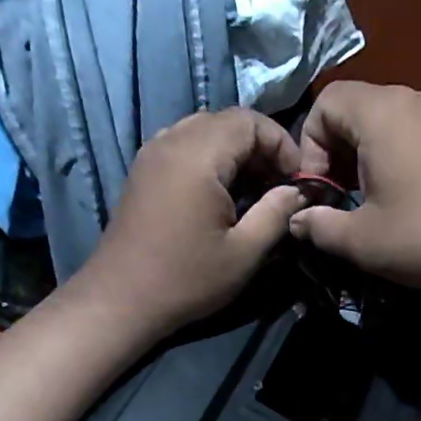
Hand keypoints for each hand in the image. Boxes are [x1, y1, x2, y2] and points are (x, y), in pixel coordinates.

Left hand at [74, 107, 305, 331]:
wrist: (122, 299)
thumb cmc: (187, 278)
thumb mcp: (244, 252)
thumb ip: (277, 213)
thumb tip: (298, 191)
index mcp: (198, 155)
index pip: (250, 121)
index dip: (281, 144)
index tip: (296, 181)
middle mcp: (172, 141)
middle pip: (227, 121)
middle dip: (260, 148)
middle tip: (278, 187)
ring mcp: (152, 154)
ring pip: (204, 131)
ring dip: (235, 153)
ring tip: (252, 192)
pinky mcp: (143, 171)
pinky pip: (183, 146)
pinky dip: (209, 159)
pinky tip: (220, 196)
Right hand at [288, 82, 420, 289]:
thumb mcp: (361, 239)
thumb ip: (318, 226)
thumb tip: (297, 220)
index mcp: (382, 112)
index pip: (325, 102)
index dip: (309, 146)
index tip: (320, 190)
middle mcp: (413, 100)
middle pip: (354, 110)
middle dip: (335, 153)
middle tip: (340, 199)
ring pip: (384, 123)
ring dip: (364, 158)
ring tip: (371, 203)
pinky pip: (413, 134)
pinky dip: (394, 158)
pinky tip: (405, 200)